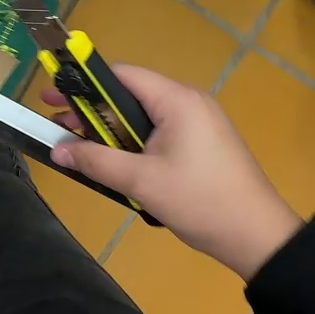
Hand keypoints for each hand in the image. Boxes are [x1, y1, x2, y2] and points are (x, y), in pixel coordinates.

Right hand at [44, 66, 303, 279]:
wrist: (260, 238)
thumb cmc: (200, 201)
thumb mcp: (141, 181)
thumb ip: (95, 160)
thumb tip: (57, 149)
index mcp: (177, 100)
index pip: (122, 75)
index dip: (84, 82)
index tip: (54, 96)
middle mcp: (188, 102)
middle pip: (129, 94)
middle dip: (92, 109)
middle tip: (57, 122)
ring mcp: (198, 122)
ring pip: (142, 115)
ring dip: (110, 128)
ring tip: (79, 145)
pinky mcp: (202, 142)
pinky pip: (158, 130)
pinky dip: (132, 140)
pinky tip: (114, 160)